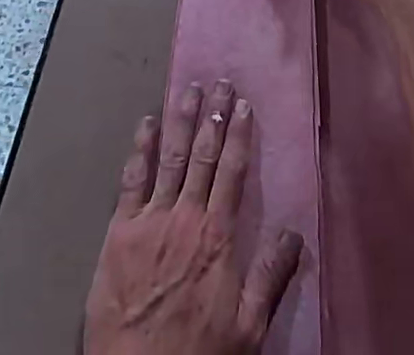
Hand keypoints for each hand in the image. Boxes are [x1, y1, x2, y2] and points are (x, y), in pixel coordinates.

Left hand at [85, 80, 303, 354]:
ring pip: (169, 158)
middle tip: (220, 84)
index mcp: (217, 235)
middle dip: (213, 117)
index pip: (233, 171)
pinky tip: (145, 124)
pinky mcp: (118, 232)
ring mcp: (150, 221)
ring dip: (180, 121)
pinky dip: (139, 150)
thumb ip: (270, 276)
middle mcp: (186, 217)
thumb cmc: (196, 351)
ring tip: (188, 91)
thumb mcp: (247, 326)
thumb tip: (294, 234)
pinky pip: (131, 181)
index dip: (240, 135)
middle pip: (203, 155)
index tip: (244, 106)